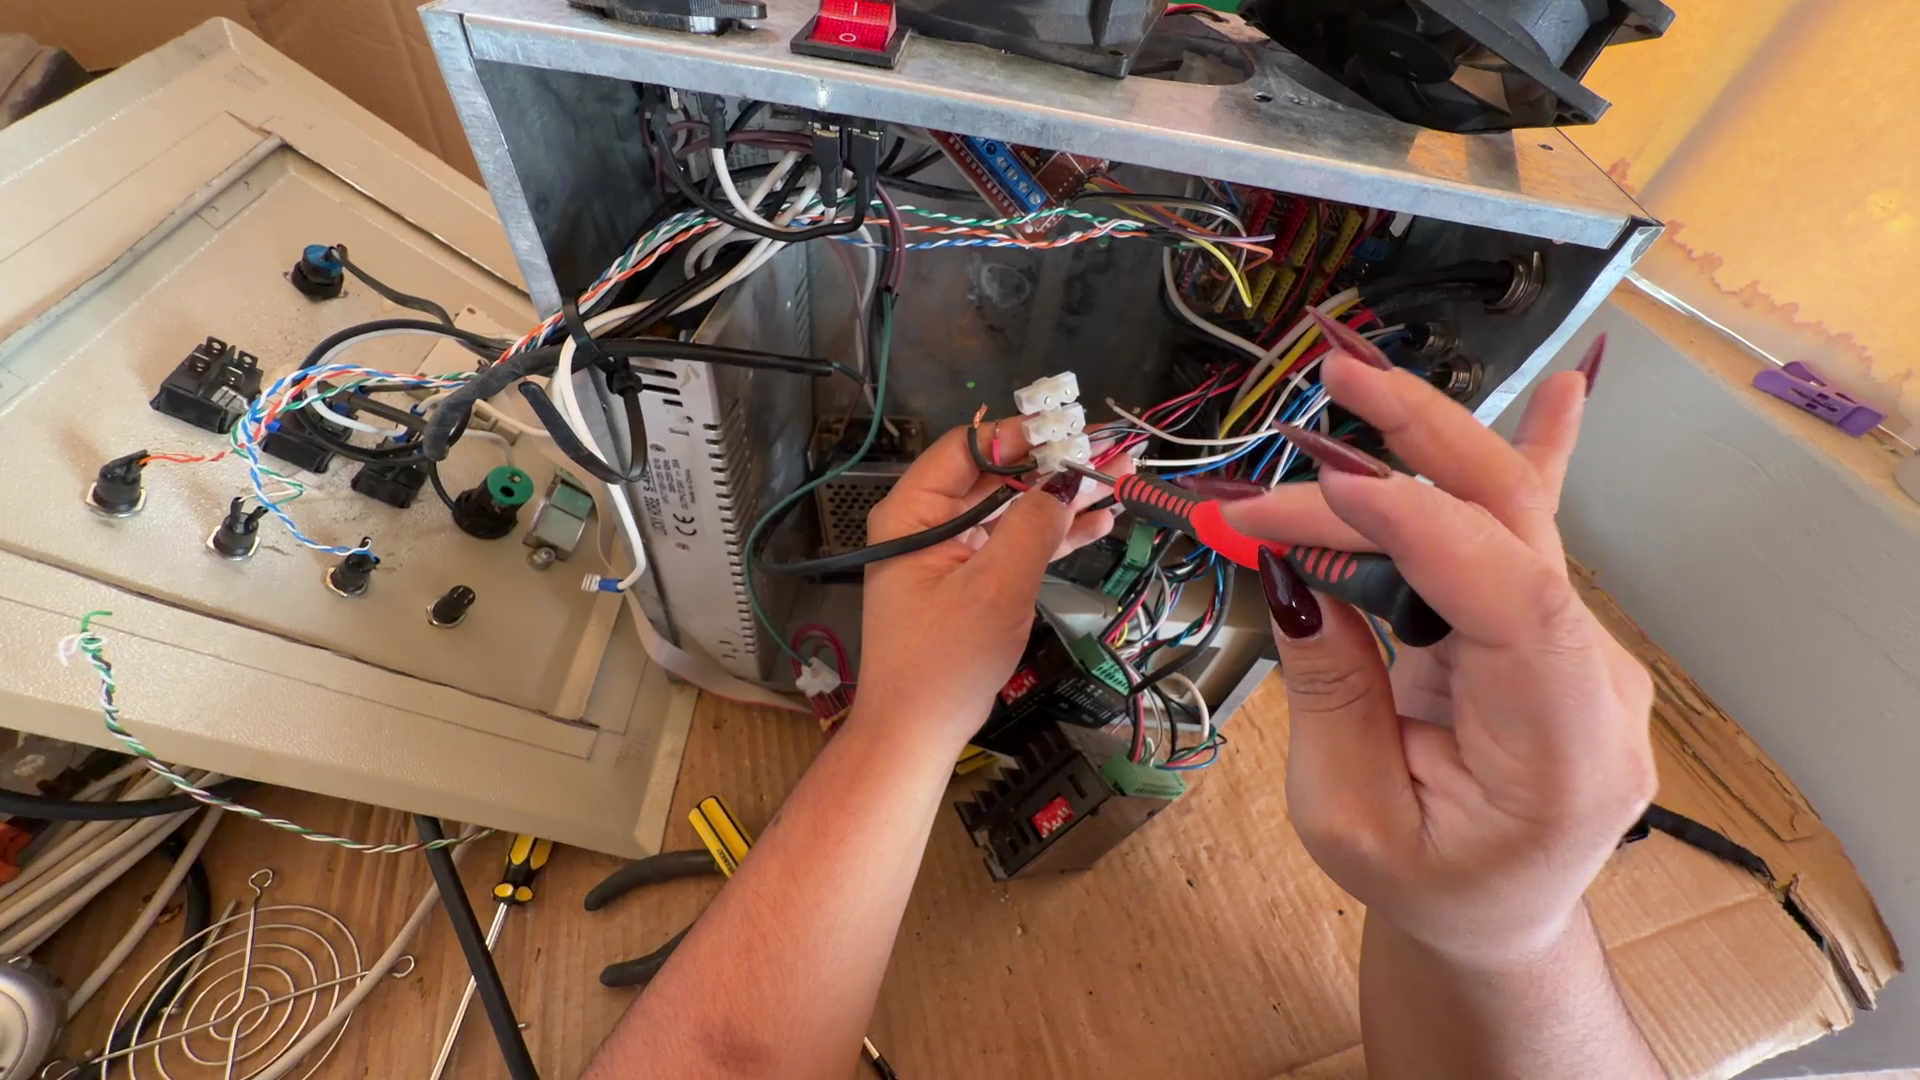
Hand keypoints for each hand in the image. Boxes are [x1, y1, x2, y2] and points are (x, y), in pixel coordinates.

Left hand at [854, 420, 1117, 745]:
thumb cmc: (946, 659)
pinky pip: (1014, 545)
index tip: (1071, 429)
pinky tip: (1096, 524)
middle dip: (1053, 466)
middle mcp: (929, 523)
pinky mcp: (972, 580)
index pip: (967, 450)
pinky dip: (1052, 537)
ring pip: (1012, 511)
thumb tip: (1067, 482)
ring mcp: (952, 553)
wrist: (918, 731)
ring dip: (1061, 501)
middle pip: (996, 477)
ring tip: (1117, 481)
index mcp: (914, 513)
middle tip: (1110, 452)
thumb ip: (1032, 527)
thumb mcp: (995, 588)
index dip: (1019, 435)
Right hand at [1222, 337, 1656, 966]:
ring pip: (1501, 515)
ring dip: (1419, 444)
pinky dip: (1534, 453)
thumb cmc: (1421, 878)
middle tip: (1325, 393)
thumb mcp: (1344, 811)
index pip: (1508, 600)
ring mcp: (1570, 643)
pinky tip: (1564, 389)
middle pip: (1508, 527)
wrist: (1491, 905)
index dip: (1418, 526)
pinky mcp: (1534, 626)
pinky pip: (1526, 531)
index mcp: (1556, 746)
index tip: (1323, 488)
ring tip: (1352, 379)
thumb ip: (1327, 692)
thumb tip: (1291, 573)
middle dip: (1410, 450)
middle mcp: (1586, 675)